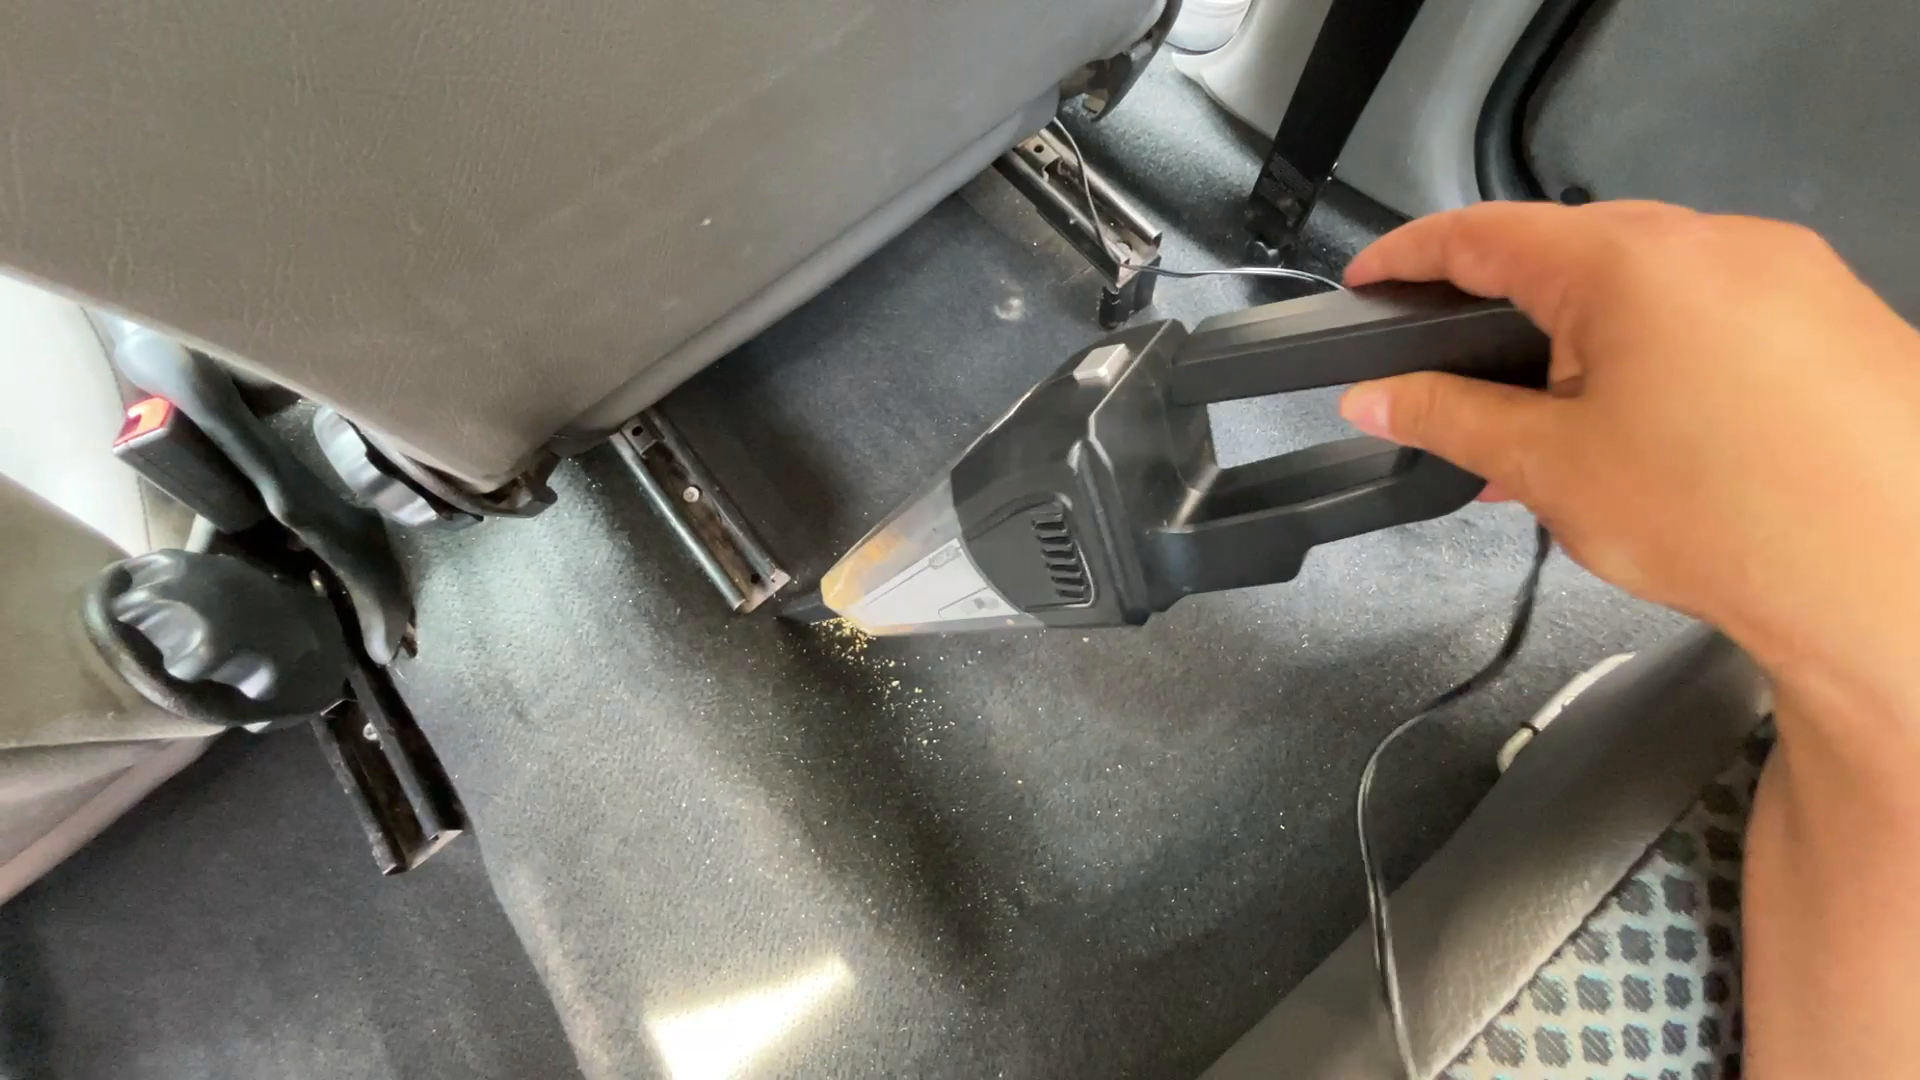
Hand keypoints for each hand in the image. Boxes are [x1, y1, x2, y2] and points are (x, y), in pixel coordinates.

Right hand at [1339, 201, 1919, 707]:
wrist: (1904, 581)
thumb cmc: (1712, 510)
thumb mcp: (1543, 462)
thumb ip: (1441, 416)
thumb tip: (1367, 399)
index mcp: (1634, 265)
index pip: (1486, 233)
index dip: (1408, 253)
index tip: (1364, 277)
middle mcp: (1719, 246)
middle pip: (1561, 251)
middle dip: (1486, 301)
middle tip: (1438, 364)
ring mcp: (1785, 277)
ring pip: (1629, 287)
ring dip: (1555, 339)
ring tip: (1518, 420)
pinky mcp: (1823, 320)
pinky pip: (1690, 315)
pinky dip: (1623, 354)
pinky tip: (1602, 426)